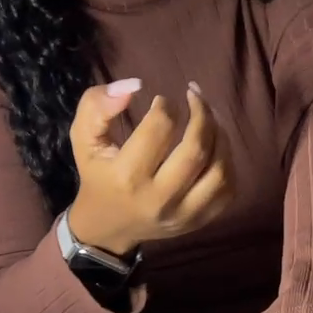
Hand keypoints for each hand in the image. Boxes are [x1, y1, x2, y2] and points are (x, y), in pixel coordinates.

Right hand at [67, 79, 232, 256]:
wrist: (110, 227)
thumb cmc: (98, 176)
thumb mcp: (84, 138)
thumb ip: (97, 106)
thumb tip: (134, 85)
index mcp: (128, 176)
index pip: (160, 129)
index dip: (166, 106)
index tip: (163, 100)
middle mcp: (159, 199)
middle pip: (196, 150)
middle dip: (202, 114)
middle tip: (195, 97)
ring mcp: (183, 215)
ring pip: (219, 172)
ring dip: (221, 138)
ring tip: (211, 118)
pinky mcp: (198, 222)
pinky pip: (227, 192)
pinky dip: (228, 164)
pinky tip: (216, 147)